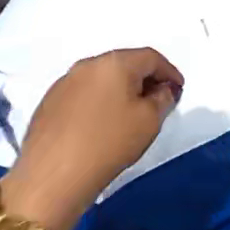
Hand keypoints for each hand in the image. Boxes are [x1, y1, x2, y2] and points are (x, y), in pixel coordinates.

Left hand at [0, 47, 183, 229]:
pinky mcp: (51, 99)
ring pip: (102, 77)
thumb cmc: (109, 142)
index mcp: (114, 62)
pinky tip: (102, 123)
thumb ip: (162, 99)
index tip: (178, 88)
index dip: (169, 71)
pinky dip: (99, 100)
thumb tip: (162, 89)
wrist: (54, 172)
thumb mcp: (148, 122)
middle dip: (145, 78)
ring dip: (120, 89)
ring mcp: (66, 80)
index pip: (150, 57)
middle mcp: (88, 63)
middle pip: (124, 63)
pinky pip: (84, 92)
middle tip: (159, 100)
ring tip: (131, 113)